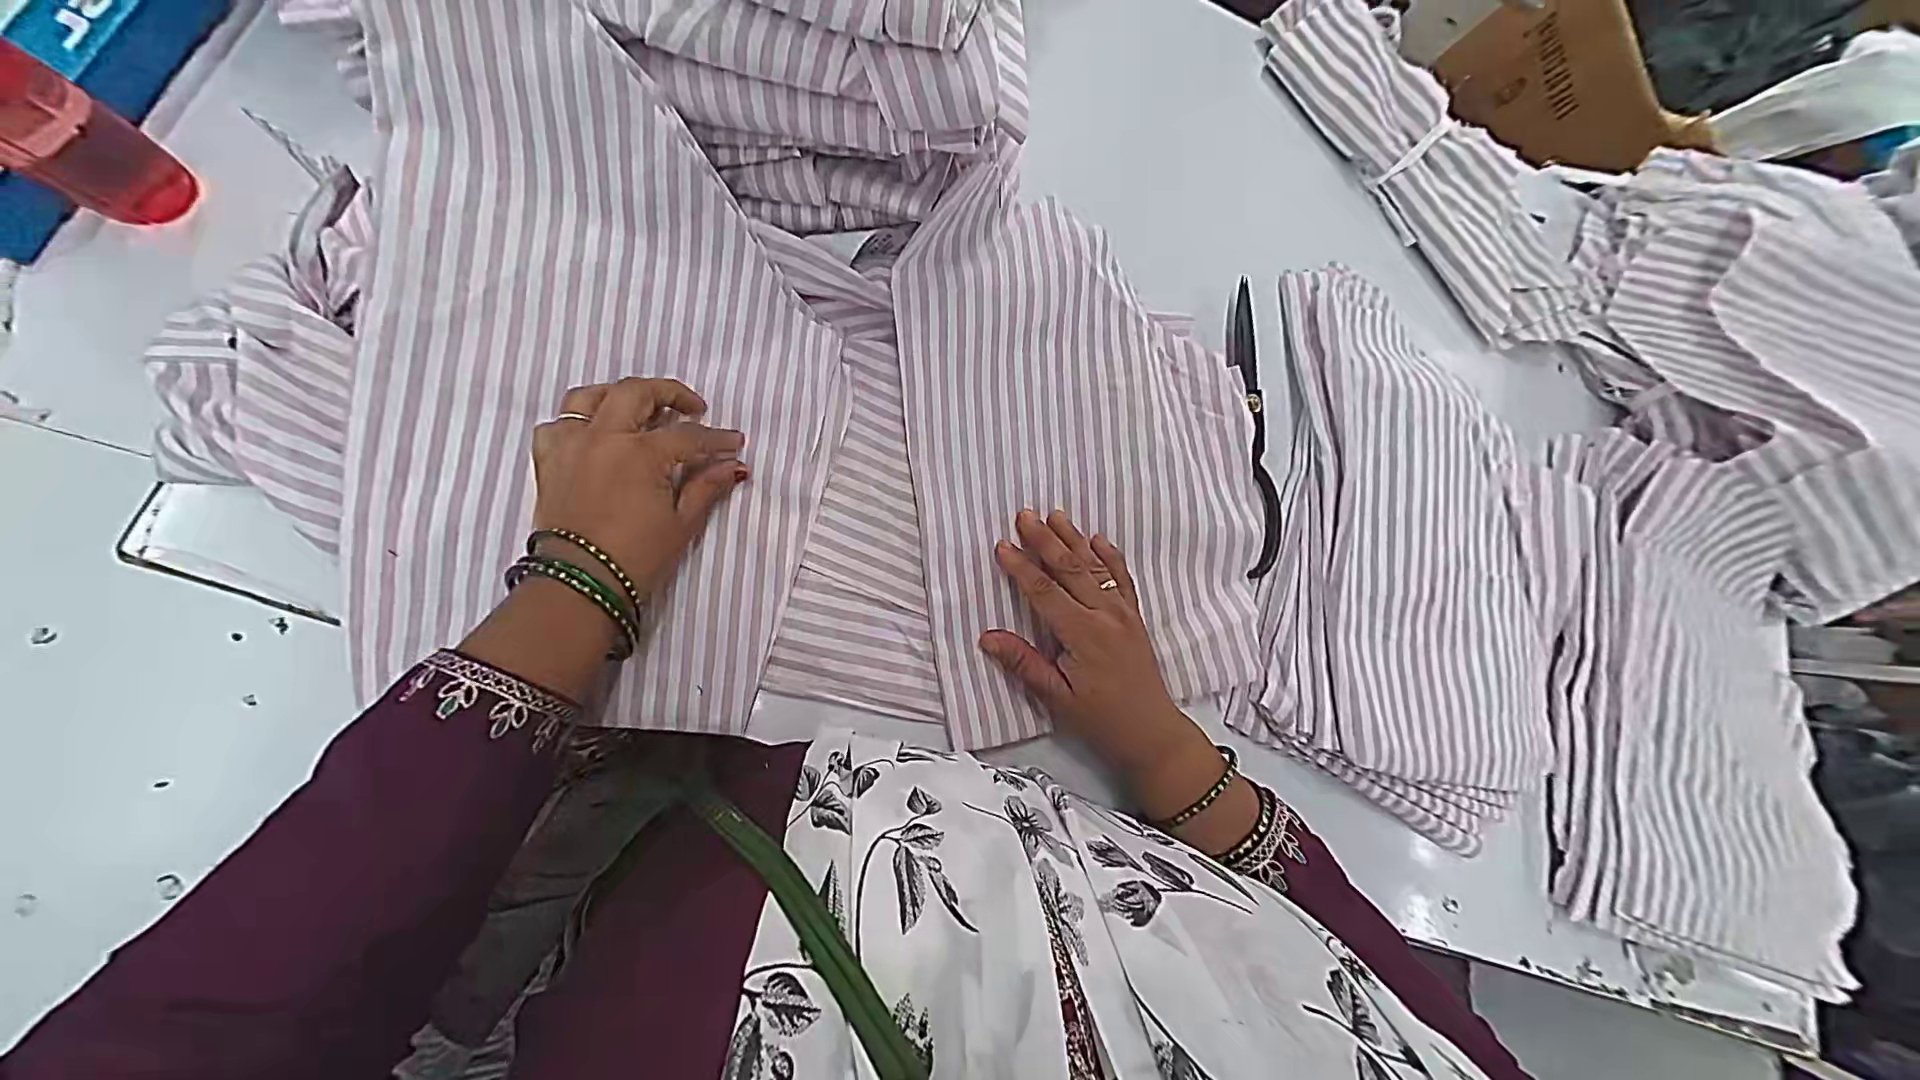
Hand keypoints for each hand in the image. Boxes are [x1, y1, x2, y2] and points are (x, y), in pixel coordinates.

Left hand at [530, 378, 749, 604]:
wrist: (580, 585)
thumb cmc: (635, 558)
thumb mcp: (682, 523)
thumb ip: (707, 486)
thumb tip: (732, 466)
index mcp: (639, 453)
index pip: (688, 435)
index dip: (717, 438)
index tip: (734, 443)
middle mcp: (602, 438)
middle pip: (637, 393)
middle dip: (670, 393)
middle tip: (694, 408)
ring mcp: (571, 447)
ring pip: (590, 397)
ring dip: (620, 396)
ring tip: (642, 409)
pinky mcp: (549, 462)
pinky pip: (557, 425)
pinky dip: (578, 422)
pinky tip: (596, 434)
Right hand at [980, 509, 1207, 781]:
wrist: (1152, 733)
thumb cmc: (1102, 720)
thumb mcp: (1057, 699)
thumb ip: (1024, 664)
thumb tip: (988, 638)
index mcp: (1083, 635)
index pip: (1044, 592)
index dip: (1021, 567)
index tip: (1003, 545)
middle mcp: (1105, 616)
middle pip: (1070, 569)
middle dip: (1045, 540)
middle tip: (1025, 515)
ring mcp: (1123, 614)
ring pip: (1095, 567)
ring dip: (1073, 539)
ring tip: (1055, 515)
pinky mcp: (1134, 617)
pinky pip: (1121, 578)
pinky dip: (1110, 556)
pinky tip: (1098, 539)